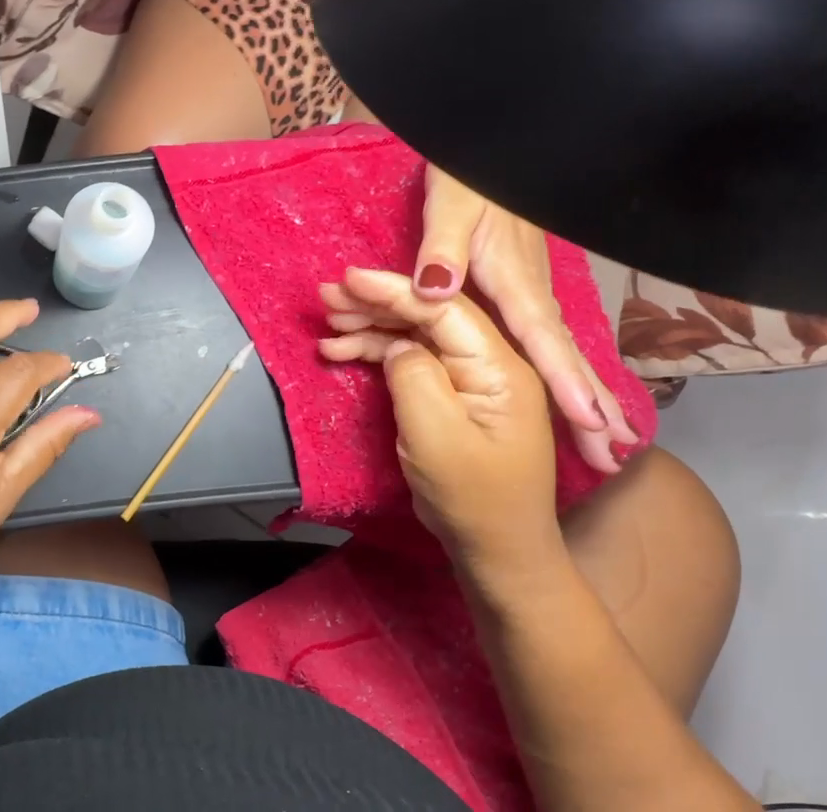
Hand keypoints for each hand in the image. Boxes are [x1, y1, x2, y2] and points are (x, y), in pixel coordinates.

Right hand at [320, 268, 564, 567]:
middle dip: (376, 303)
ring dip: (370, 326)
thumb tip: (396, 344)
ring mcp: (469, 380)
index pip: (444, 311)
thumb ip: (415, 376)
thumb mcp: (437, 436)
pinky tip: (341, 351)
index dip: (395, 290)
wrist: (495, 548)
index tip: (348, 278)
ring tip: (327, 322)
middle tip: (326, 296)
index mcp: (500, 368)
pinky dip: (375, 352)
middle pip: (428, 316)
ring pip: (414, 336)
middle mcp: (488, 365)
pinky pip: (410, 360)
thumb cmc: (472, 495)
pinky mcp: (450, 396)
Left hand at [413, 167, 636, 472]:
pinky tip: (573, 389)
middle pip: (563, 355)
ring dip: (583, 393)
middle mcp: (530, 293)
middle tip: (616, 456)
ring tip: (607, 440)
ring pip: (558, 350)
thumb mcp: (447, 208)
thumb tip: (436, 291)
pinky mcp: (518, 287)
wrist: (487, 157)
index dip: (567, 381)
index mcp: (513, 281)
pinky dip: (562, 368)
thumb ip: (440, 249)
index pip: (543, 339)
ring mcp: (529, 291)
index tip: (593, 424)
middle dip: (591, 405)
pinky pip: (542, 338)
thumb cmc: (465, 181)